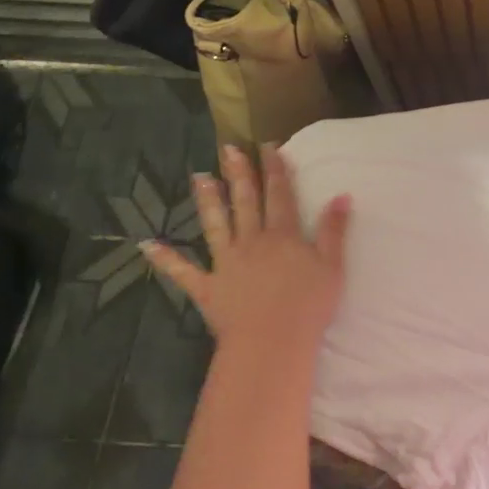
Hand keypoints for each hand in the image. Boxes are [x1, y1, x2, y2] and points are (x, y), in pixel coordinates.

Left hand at [139, 143, 350, 349]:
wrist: (272, 342)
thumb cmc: (308, 306)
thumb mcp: (333, 266)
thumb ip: (334, 230)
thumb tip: (342, 195)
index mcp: (284, 236)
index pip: (280, 195)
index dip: (275, 170)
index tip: (269, 146)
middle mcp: (252, 241)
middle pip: (245, 202)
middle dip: (239, 173)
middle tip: (228, 148)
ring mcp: (226, 263)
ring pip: (216, 225)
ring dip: (207, 201)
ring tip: (198, 177)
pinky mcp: (207, 287)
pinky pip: (183, 272)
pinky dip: (165, 259)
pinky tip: (147, 245)